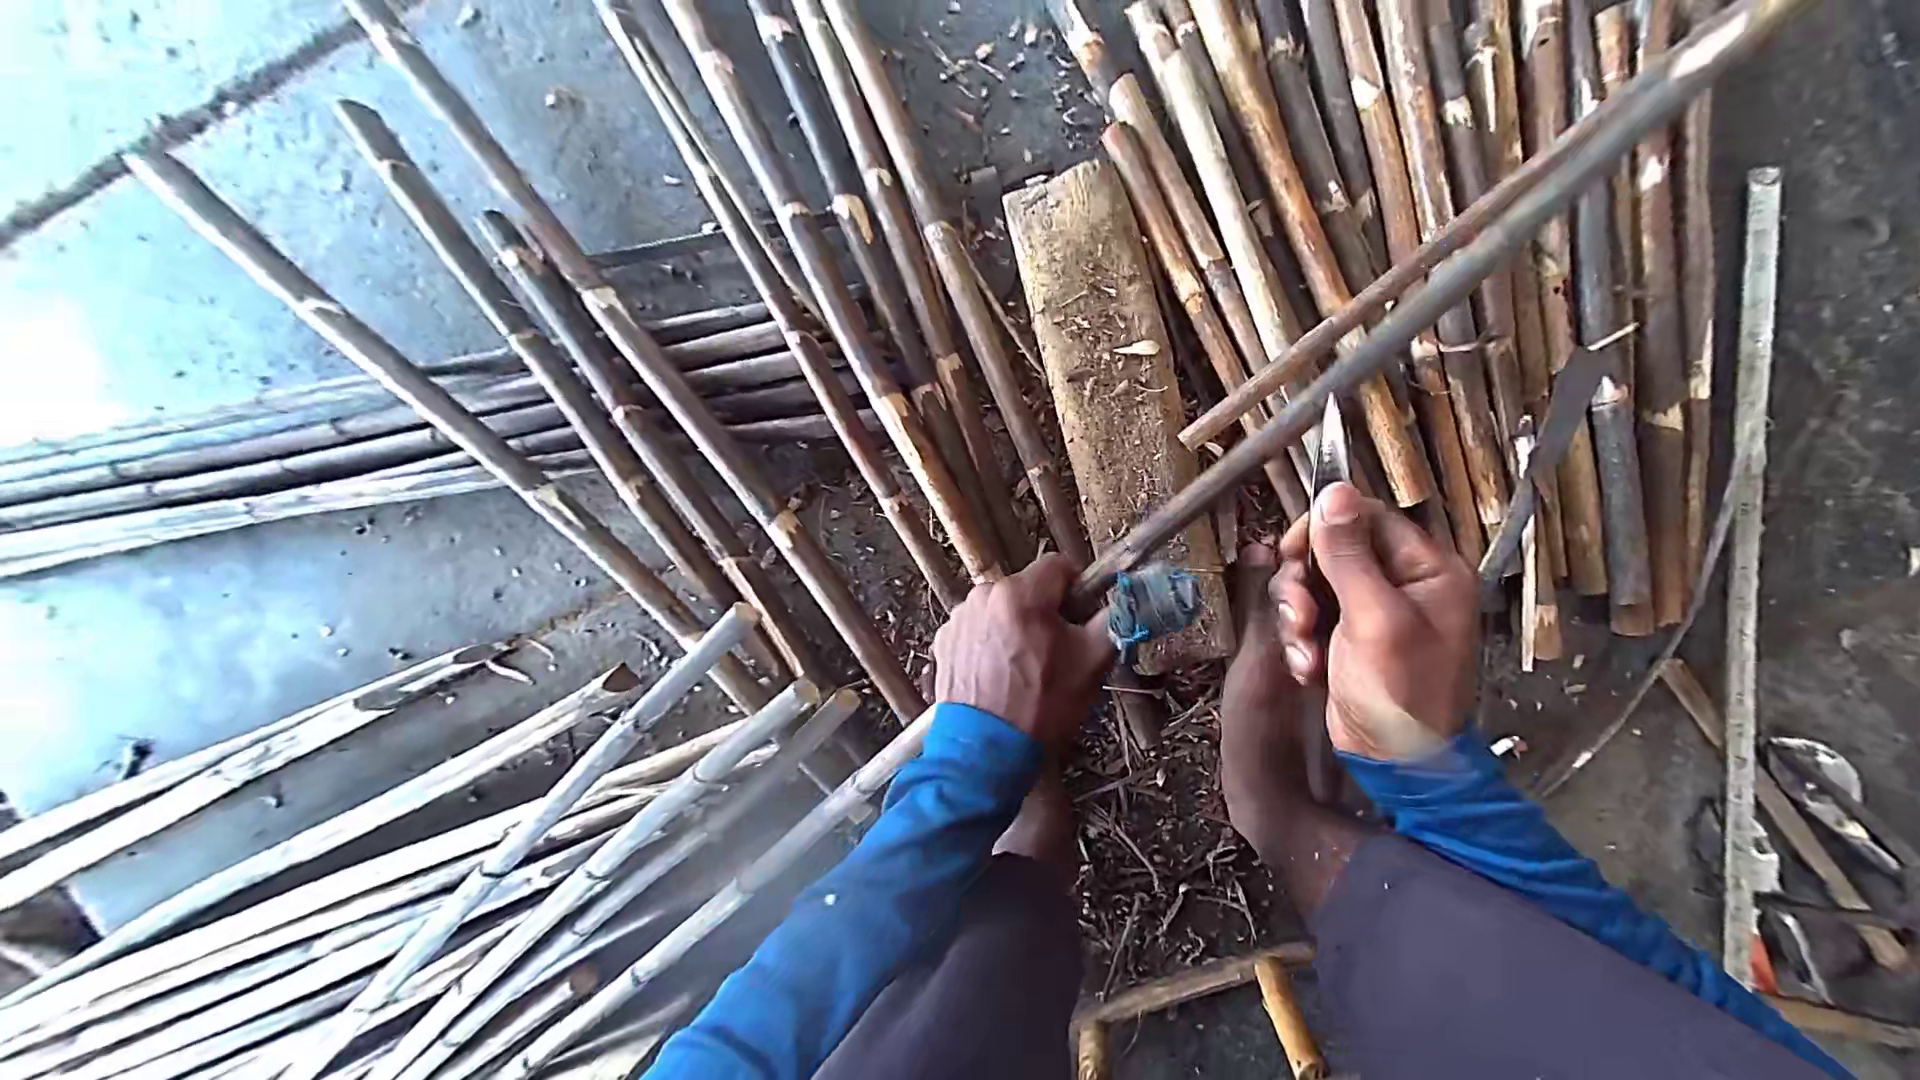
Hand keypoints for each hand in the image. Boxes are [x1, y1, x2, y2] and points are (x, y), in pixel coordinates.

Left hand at [932, 554, 1114, 750]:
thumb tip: (1125, 600)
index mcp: (1019, 594)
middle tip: (1056, 652)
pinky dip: (991, 643)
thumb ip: (1113, 620)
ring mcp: (959, 619)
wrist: (984, 752)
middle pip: (1028, 589)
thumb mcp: (1091, 662)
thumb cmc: (1039, 708)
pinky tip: (999, 675)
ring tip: (1024, 669)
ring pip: (1002, 610)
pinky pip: (978, 629)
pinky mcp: (944, 641)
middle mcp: (983, 596)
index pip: (1058, 566)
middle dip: (1046, 612)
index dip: (1078, 588)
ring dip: (1016, 627)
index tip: (1081, 615)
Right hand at [1272, 483, 1478, 760]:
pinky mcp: (1345, 632)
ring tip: (1303, 647)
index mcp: (1427, 569)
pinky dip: (1300, 636)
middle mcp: (1400, 582)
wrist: (1393, 760)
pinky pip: (1308, 612)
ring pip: (1312, 580)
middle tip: (1300, 613)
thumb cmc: (1399, 692)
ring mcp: (1371, 608)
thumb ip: (1349, 553)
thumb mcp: (1373, 617)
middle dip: (1304, 581)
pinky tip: (1308, 664)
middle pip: (1331, 548)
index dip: (1325, 527)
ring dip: (1296, 612)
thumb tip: (1334, 490)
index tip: (1296, 552)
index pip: (1368, 516)